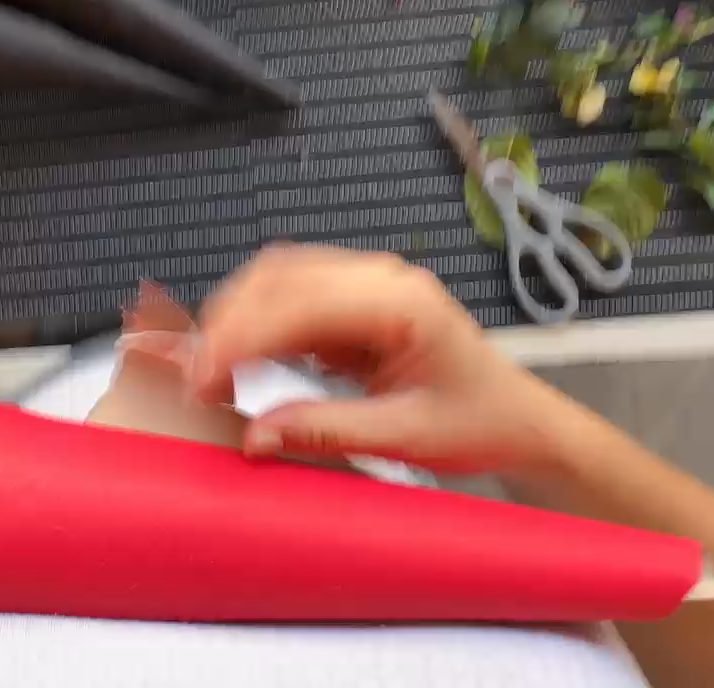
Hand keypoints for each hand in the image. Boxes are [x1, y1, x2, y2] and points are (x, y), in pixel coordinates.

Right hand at [188, 245, 586, 476]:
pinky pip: (287, 294)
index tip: (201, 375)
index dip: (241, 334)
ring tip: (207, 364)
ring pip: (275, 277)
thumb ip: (327, 430)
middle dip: (227, 321)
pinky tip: (238, 353)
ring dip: (234, 315)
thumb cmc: (480, 422)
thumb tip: (255, 436)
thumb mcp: (408, 437)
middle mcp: (378, 276)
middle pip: (279, 277)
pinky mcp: (349, 295)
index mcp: (401, 302)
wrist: (520, 417)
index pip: (300, 303)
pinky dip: (253, 320)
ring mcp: (362, 279)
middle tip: (193, 374)